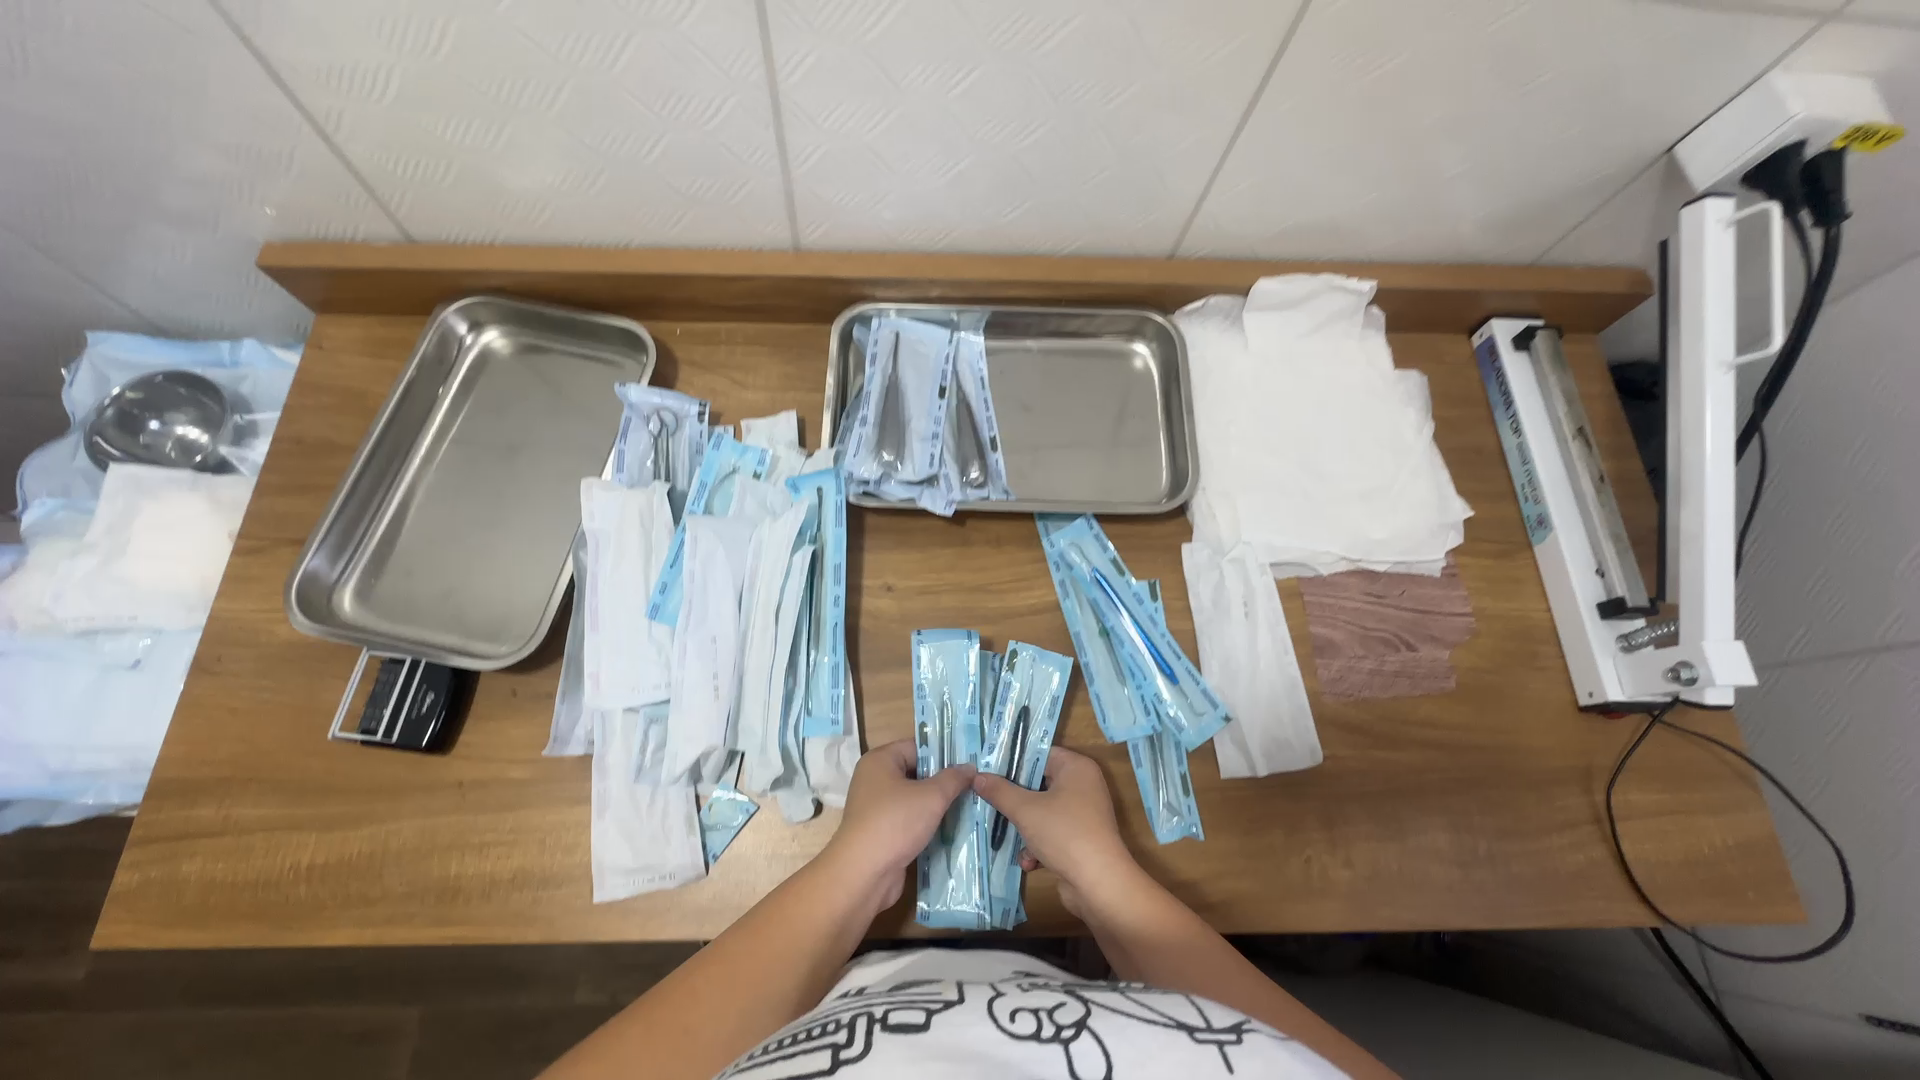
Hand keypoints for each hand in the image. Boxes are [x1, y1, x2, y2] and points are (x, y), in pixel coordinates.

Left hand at [820, 740, 974, 913]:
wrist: (864, 873)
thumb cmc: (896, 823)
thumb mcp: (931, 796)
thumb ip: (953, 778)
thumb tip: (970, 766)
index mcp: (880, 761)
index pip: (916, 747)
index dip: (943, 753)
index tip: (970, 761)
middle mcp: (875, 780)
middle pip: (916, 772)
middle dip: (944, 780)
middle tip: (975, 784)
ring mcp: (877, 808)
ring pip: (914, 799)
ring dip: (938, 804)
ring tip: (970, 804)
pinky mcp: (882, 832)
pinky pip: (910, 820)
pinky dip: (928, 823)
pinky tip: (952, 827)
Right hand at [972, 747, 1141, 918]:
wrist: (1099, 884)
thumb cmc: (1063, 833)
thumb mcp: (1025, 810)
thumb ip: (1000, 791)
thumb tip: (977, 777)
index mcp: (1076, 767)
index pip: (1039, 754)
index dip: (1012, 762)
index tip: (987, 771)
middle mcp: (1082, 785)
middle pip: (1038, 783)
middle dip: (1015, 799)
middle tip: (989, 802)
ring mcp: (1083, 813)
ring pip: (1042, 810)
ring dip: (1024, 827)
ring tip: (1008, 837)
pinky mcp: (1081, 838)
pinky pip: (1052, 832)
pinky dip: (1038, 845)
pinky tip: (1028, 861)